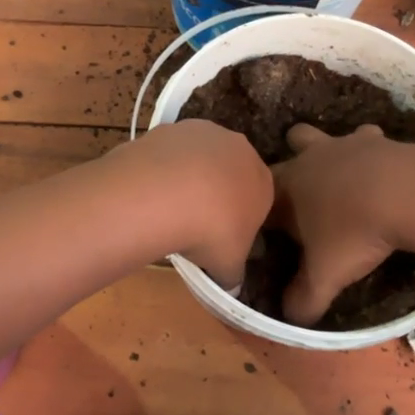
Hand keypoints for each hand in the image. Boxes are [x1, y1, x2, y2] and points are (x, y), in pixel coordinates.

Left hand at [108, 120, 271, 285]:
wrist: (166, 193)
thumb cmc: (211, 232)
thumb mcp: (229, 265)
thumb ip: (234, 274)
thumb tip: (233, 287)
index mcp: (263, 180)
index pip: (258, 197)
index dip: (240, 217)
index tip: (223, 236)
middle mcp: (239, 149)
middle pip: (230, 171)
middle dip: (216, 191)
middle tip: (195, 220)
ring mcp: (204, 132)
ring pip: (199, 157)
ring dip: (188, 175)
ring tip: (168, 205)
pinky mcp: (170, 127)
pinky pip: (170, 151)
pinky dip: (163, 167)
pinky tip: (151, 188)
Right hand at [270, 123, 414, 325]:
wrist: (411, 194)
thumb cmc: (356, 233)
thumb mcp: (325, 275)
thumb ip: (303, 299)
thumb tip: (290, 319)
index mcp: (288, 186)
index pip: (261, 192)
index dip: (263, 209)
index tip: (273, 228)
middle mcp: (311, 157)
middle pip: (291, 145)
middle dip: (295, 162)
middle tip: (309, 194)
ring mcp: (347, 143)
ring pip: (330, 136)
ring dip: (335, 153)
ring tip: (348, 180)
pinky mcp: (382, 140)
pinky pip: (371, 141)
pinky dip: (374, 157)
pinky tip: (387, 177)